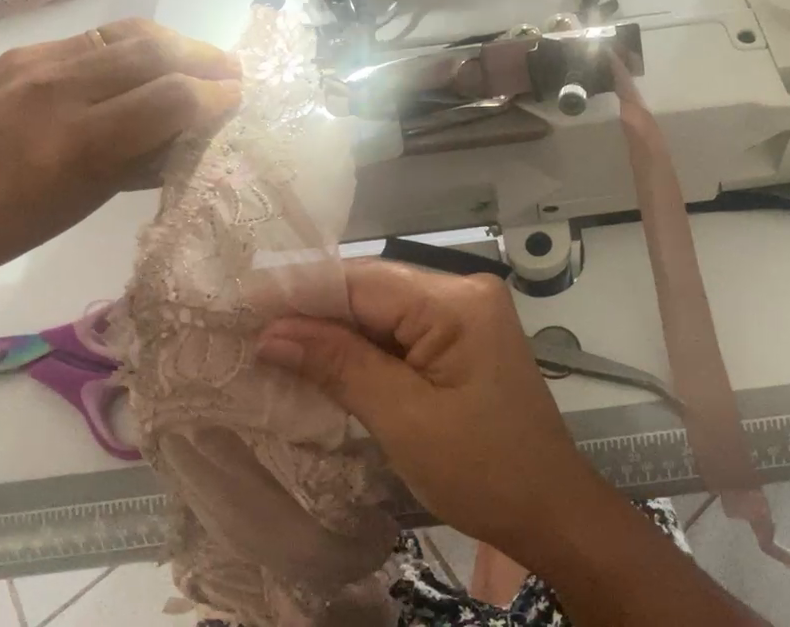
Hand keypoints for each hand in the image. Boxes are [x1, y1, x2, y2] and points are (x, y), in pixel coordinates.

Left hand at [0, 19, 241, 288]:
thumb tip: (201, 126)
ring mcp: (34, 64)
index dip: (217, 96)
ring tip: (198, 60)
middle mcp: (57, 91)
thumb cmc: (13, 226)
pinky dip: (134, 46)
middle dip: (206, 59)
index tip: (238, 100)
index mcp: (79, 144)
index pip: (173, 99)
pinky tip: (146, 62)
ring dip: (175, 44)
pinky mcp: (19, 52)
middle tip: (232, 72)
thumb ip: (150, 155)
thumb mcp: (93, 198)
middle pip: (157, 51)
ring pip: (128, 33)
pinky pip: (94, 38)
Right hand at [254, 260, 610, 553]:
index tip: (239, 303)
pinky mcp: (466, 339)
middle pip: (374, 290)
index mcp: (458, 302)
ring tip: (272, 345)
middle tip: (248, 329)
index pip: (363, 281)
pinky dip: (365, 349)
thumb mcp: (404, 419)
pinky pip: (404, 331)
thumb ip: (340, 365)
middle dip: (314, 312)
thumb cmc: (482, 470)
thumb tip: (272, 333)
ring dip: (335, 332)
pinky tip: (324, 362)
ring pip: (385, 311)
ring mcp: (469, 314)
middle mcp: (465, 291)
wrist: (549, 509)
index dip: (299, 292)